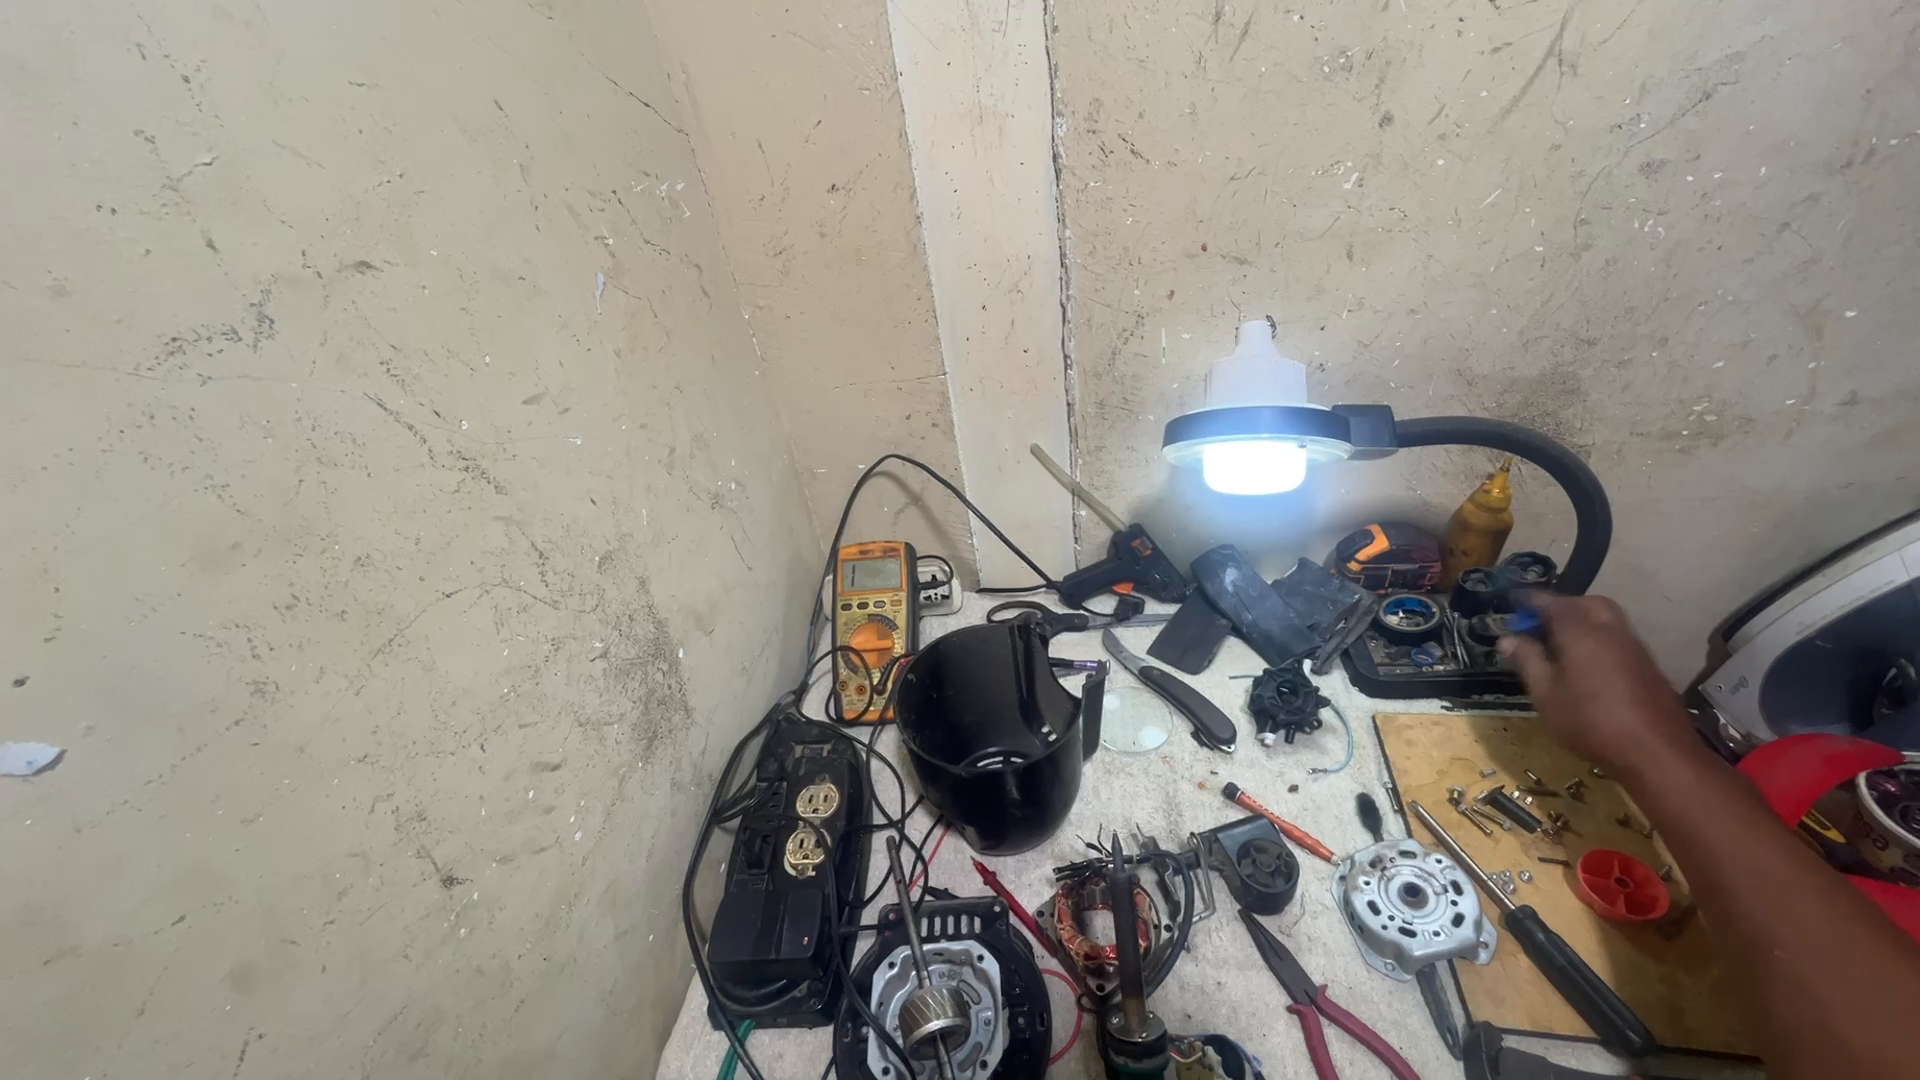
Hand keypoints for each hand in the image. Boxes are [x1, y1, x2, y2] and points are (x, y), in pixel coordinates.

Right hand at [1498, 594, 1697, 775]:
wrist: (1657, 753)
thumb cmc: (1590, 722)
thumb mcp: (1545, 694)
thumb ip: (1527, 661)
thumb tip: (1508, 638)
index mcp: (1582, 634)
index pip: (1553, 603)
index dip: (1530, 600)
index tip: (1512, 603)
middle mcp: (1611, 633)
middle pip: (1588, 603)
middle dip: (1562, 605)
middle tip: (1539, 623)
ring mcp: (1634, 649)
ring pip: (1607, 619)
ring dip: (1581, 621)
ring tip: (1557, 643)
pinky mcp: (1647, 667)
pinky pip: (1617, 638)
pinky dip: (1597, 637)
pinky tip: (1583, 663)